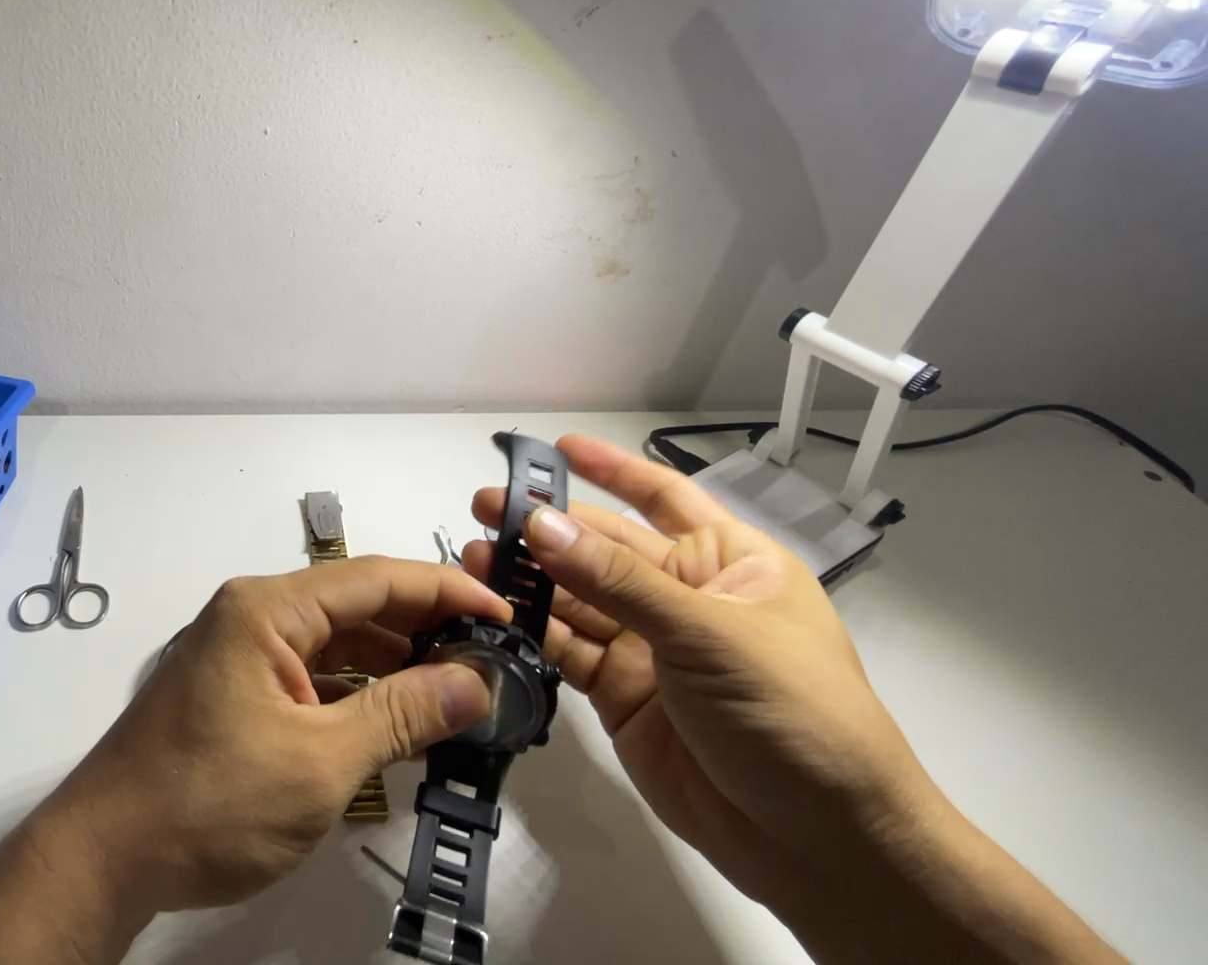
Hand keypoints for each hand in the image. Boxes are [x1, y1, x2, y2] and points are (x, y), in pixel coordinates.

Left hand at [0, 558, 503, 964]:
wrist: (106, 855)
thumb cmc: (210, 802)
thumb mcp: (319, 762)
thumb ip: (400, 715)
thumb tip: (474, 683)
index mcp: (266, 609)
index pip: (373, 578)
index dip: (444, 591)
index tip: (503, 615)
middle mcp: (253, 615)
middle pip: (355, 605)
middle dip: (423, 630)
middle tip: (490, 661)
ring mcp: (242, 653)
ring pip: (336, 642)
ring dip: (393, 665)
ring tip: (458, 692)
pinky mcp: (238, 690)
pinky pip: (312, 675)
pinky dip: (357, 693)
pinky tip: (399, 720)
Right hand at [465, 437, 1124, 963]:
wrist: (819, 843)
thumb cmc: (793, 713)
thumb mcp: (709, 634)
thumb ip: (618, 582)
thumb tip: (539, 525)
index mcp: (727, 563)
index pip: (664, 497)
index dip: (612, 469)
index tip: (556, 448)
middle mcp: (682, 597)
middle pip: (602, 549)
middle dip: (547, 527)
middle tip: (485, 509)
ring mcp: (647, 646)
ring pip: (575, 598)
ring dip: (528, 579)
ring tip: (474, 560)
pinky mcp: (618, 692)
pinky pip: (566, 649)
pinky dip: (530, 632)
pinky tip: (493, 614)